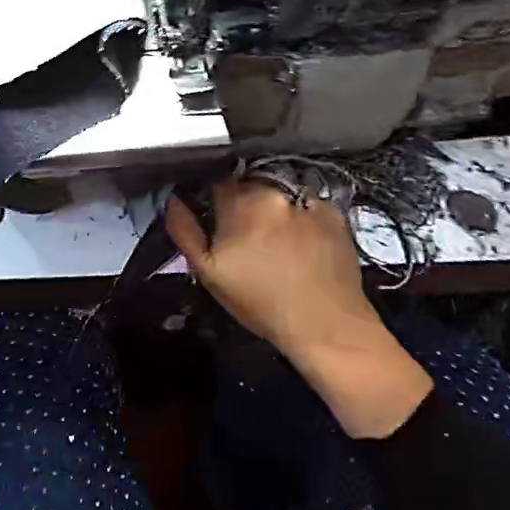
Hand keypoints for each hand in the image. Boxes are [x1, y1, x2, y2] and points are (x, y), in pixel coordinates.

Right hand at [168, 179, 431, 437]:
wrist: (327, 326)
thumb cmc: (261, 302)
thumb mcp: (208, 273)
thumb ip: (184, 230)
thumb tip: (174, 199)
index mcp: (240, 202)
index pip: (217, 183)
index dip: (214, 202)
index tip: (217, 222)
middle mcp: (274, 192)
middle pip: (249, 188)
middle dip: (244, 207)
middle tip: (247, 241)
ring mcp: (307, 201)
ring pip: (278, 197)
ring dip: (273, 213)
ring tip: (276, 247)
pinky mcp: (335, 215)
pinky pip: (307, 208)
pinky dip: (301, 220)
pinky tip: (302, 248)